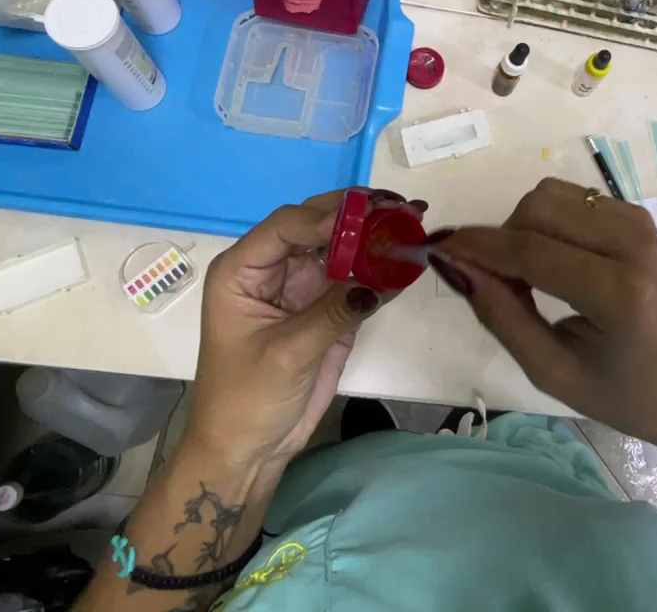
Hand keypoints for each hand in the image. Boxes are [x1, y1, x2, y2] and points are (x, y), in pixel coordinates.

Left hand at [183, 189, 414, 472]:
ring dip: (375, 234)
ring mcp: (304, 286)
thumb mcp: (286, 354)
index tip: (367, 217)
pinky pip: (357, 278)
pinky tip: (409, 256)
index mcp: (243, 270)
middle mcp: (274, 268)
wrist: (248, 452)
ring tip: (413, 220)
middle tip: (400, 204)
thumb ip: (332, 312)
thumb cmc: (246, 400)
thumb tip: (381, 277)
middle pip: (318, 226)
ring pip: (342, 246)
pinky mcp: (328, 306)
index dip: (326, 217)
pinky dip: (382, 267)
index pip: (286, 226)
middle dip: (359, 214)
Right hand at [429, 178, 656, 453]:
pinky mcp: (638, 216)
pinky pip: (571, 198)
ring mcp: (640, 223)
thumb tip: (455, 264)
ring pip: (551, 194)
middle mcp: (634, 244)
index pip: (532, 251)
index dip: (478, 247)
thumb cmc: (623, 395)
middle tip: (500, 284)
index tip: (437, 249)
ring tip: (529, 275)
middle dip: (502, 238)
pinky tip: (554, 262)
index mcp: (620, 292)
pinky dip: (547, 222)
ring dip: (523, 227)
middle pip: (538, 208)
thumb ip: (500, 315)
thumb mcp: (551, 372)